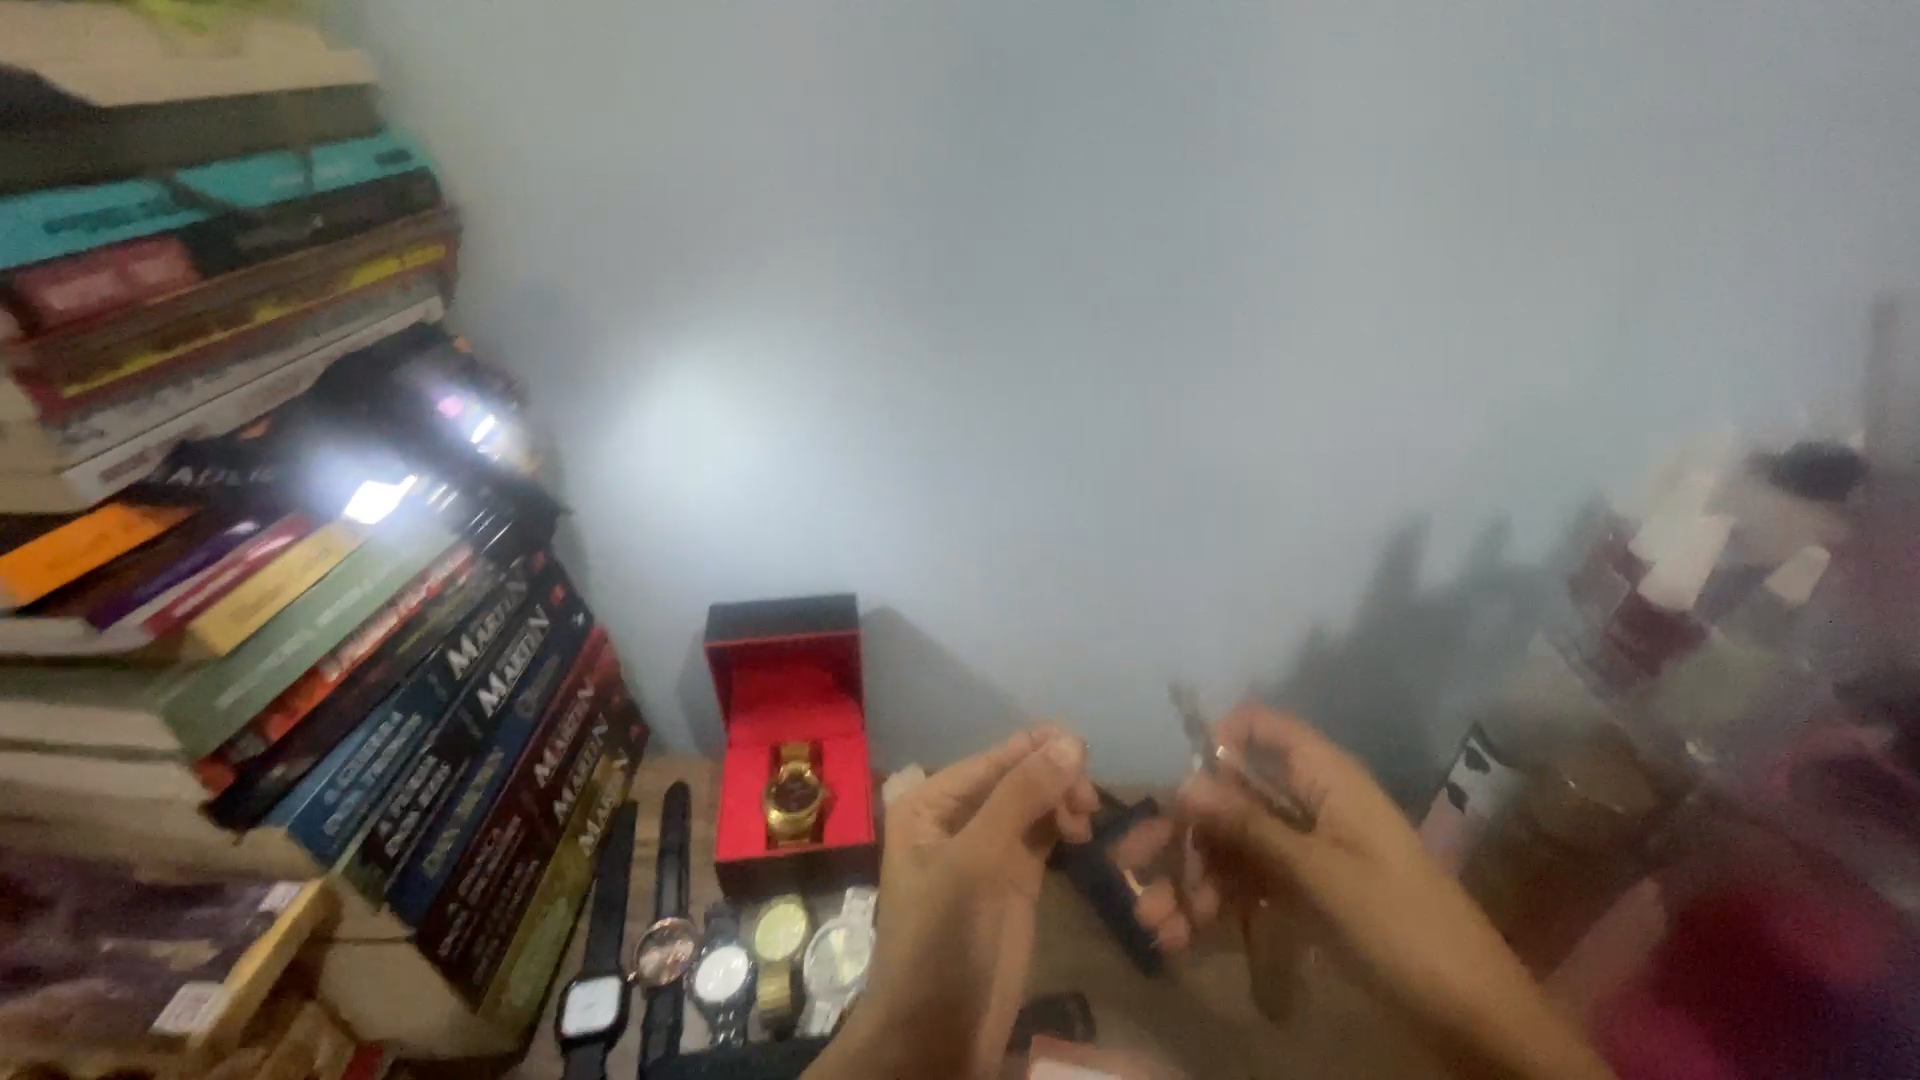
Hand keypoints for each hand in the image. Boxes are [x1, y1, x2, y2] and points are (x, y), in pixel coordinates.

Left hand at [806, 726, 1098, 1079]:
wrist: (937, 1030)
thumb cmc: (941, 937)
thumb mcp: (975, 860)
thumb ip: (1020, 797)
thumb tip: (1070, 739)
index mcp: (930, 803)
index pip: (991, 759)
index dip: (1036, 749)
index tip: (1085, 748)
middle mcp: (957, 817)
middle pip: (1015, 777)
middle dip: (1053, 778)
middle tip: (1088, 801)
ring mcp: (987, 848)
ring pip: (1034, 803)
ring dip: (1063, 800)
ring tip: (1087, 820)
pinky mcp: (1014, 877)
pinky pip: (1044, 834)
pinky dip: (1066, 826)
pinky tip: (1085, 832)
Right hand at [1174, 703, 1614, 1079]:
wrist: (1473, 1020)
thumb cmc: (1401, 927)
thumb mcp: (1320, 874)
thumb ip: (1250, 826)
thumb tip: (1184, 780)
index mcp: (1327, 781)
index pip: (1265, 730)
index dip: (1217, 740)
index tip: (1175, 782)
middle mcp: (1310, 806)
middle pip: (1232, 798)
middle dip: (1181, 832)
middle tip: (1129, 865)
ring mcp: (1305, 853)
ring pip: (1232, 848)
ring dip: (1189, 881)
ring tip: (1152, 926)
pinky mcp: (1304, 895)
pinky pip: (1247, 886)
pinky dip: (1215, 908)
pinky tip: (1180, 937)